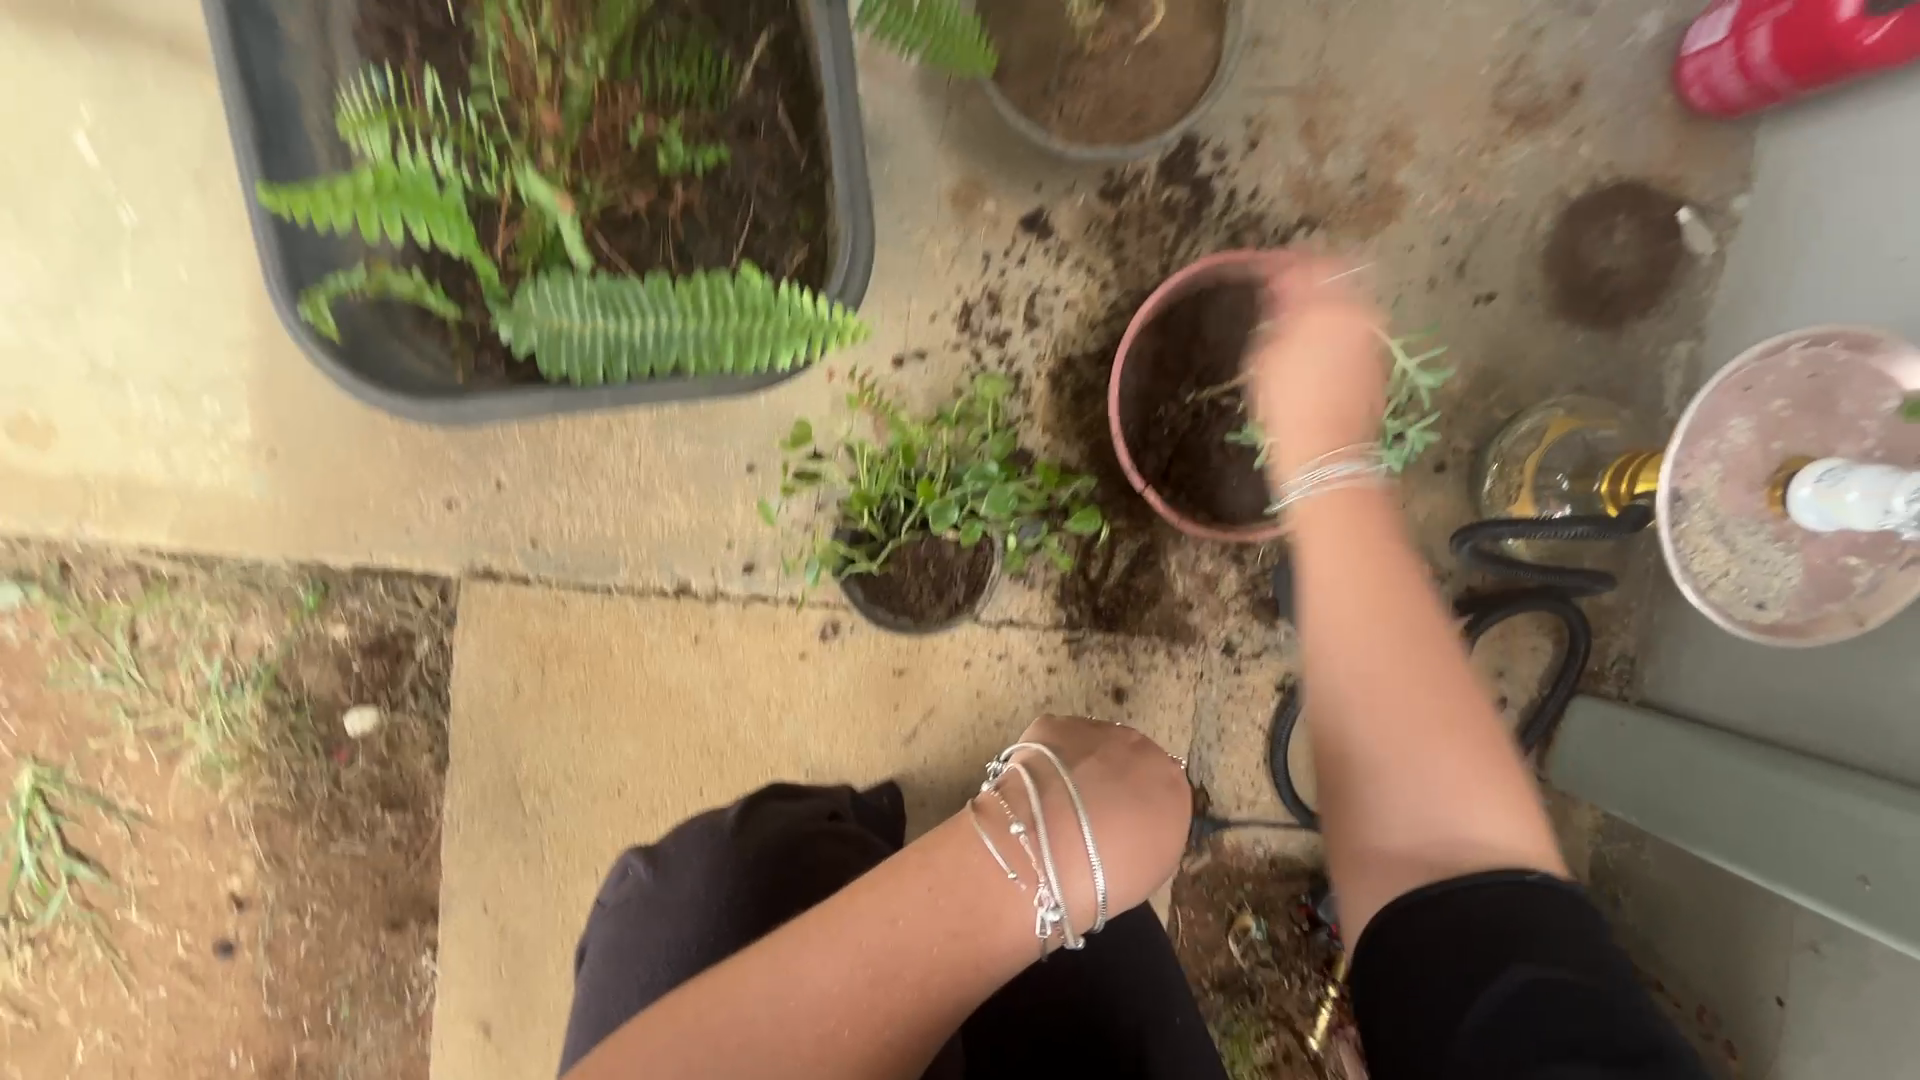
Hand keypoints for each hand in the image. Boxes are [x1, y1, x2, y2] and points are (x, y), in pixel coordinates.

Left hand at [987, 716, 1190, 938]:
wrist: (1046, 850)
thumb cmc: (1105, 878)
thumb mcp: (1151, 868)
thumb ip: (1153, 833)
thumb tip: (1134, 823)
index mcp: (1172, 786)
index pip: (1160, 787)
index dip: (1136, 802)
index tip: (1118, 821)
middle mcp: (1141, 748)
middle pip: (1128, 758)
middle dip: (1109, 778)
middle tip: (1085, 810)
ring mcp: (1097, 731)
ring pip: (1091, 745)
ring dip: (1080, 764)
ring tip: (1057, 799)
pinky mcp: (1056, 724)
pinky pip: (1055, 739)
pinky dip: (1045, 756)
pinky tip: (1036, 784)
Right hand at [1246, 256, 1387, 475]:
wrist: (1326, 450)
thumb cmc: (1286, 405)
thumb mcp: (1264, 357)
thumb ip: (1277, 316)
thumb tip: (1282, 294)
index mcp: (1326, 304)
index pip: (1307, 265)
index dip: (1286, 265)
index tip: (1268, 270)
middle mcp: (1358, 312)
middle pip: (1335, 281)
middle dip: (1311, 283)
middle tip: (1284, 297)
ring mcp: (1372, 336)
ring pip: (1347, 306)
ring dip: (1325, 308)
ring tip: (1298, 324)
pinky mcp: (1378, 360)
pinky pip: (1354, 331)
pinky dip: (1336, 331)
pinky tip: (1315, 350)